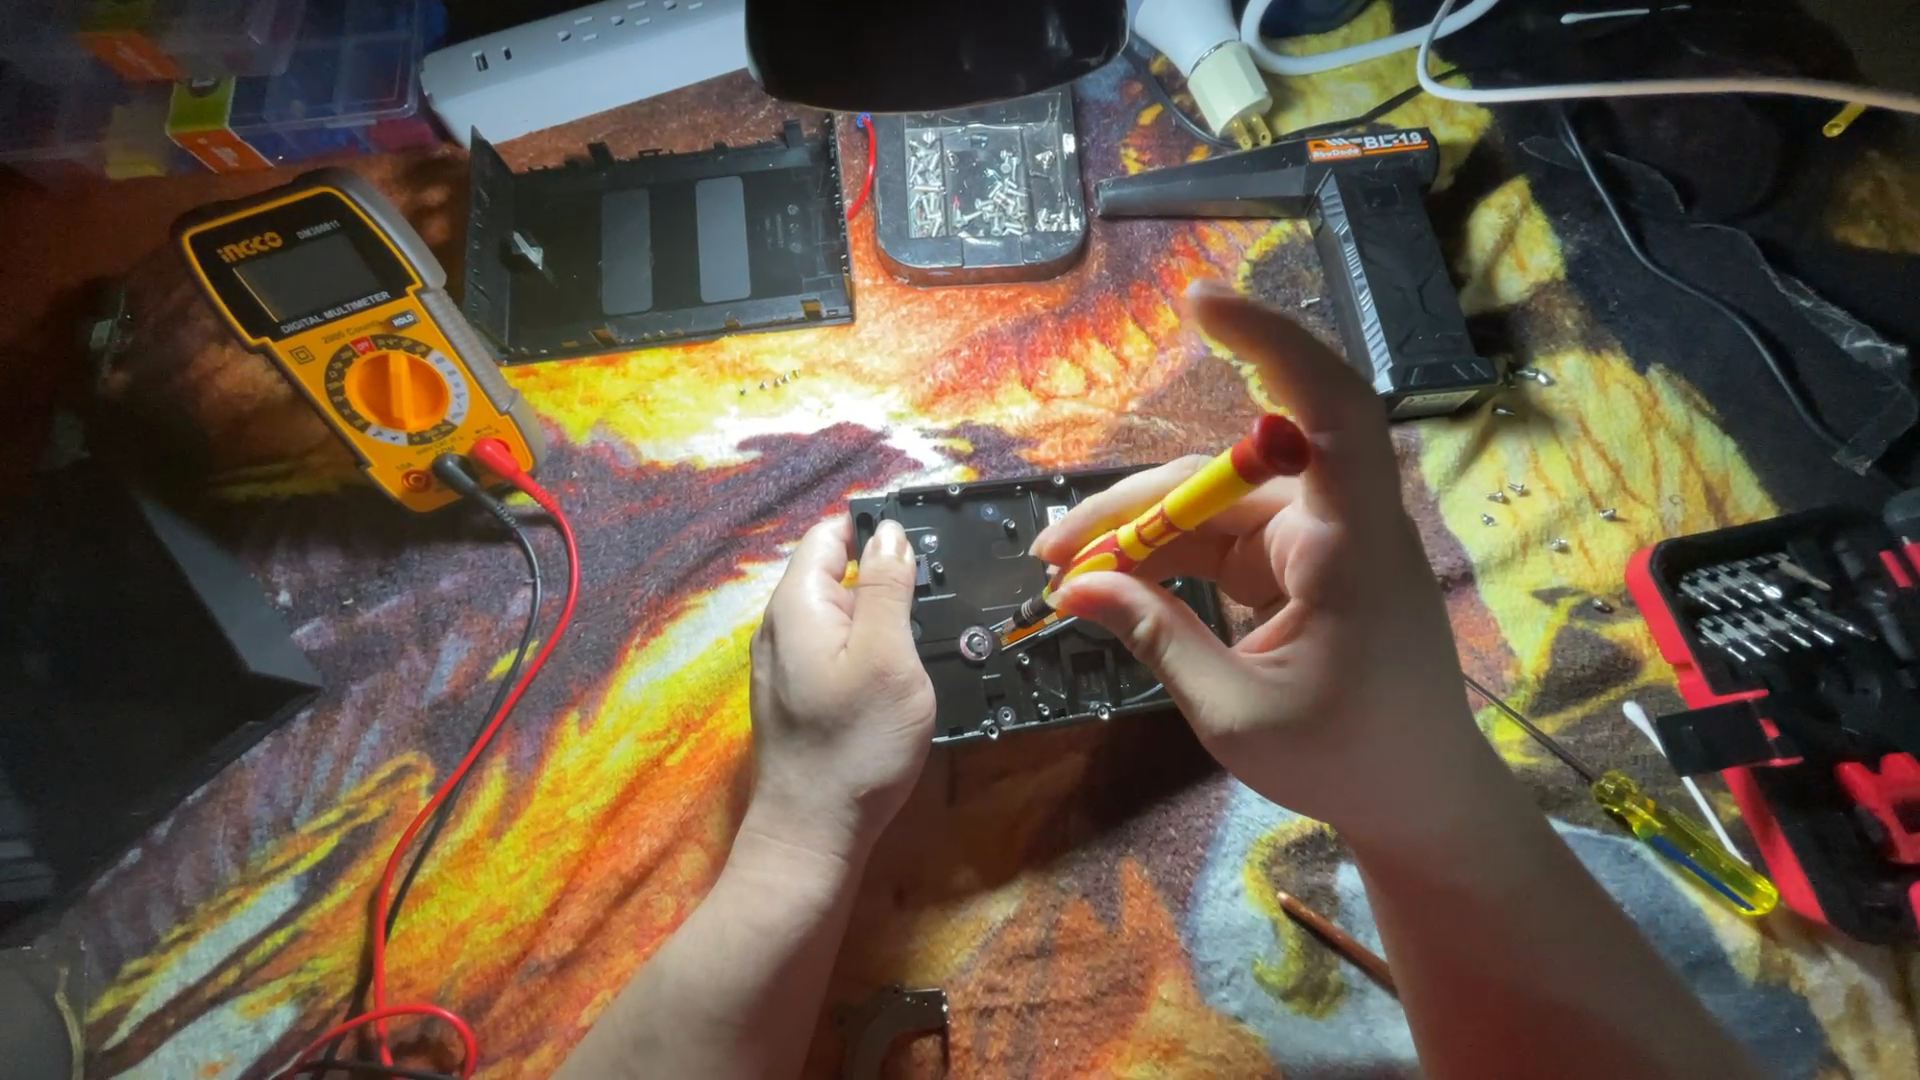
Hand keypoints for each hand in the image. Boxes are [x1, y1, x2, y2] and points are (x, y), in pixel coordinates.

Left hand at [746, 515, 935, 862]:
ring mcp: (786, 661)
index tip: (922, 538)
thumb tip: (890, 532)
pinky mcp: (797, 691)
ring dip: (880, 615)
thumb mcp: (887, 654)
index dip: (874, 526)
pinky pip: (835, 646)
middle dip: (883, 575)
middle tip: (933, 599)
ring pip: (840, 612)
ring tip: (920, 640)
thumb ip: (887, 587)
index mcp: (797, 604)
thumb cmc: (856, 743)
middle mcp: (781, 625)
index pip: (829, 534)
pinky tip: (895, 673)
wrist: (815, 832)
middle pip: (834, 571)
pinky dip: (868, 646)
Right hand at [1033, 284, 1490, 849]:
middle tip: (1052, 555)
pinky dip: (1157, 558)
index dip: (1270, 345)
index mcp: (1349, 543)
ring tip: (1065, 574)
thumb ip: (1154, 638)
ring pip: (1203, 508)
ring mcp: (1307, 540)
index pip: (1326, 411)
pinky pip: (1209, 540)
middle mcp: (1332, 521)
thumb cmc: (1345, 760)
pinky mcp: (1287, 562)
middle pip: (1218, 478)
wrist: (1414, 799)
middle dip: (1128, 510)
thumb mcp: (1233, 711)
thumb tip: (1072, 589)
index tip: (1199, 305)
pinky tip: (1110, 581)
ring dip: (1132, 536)